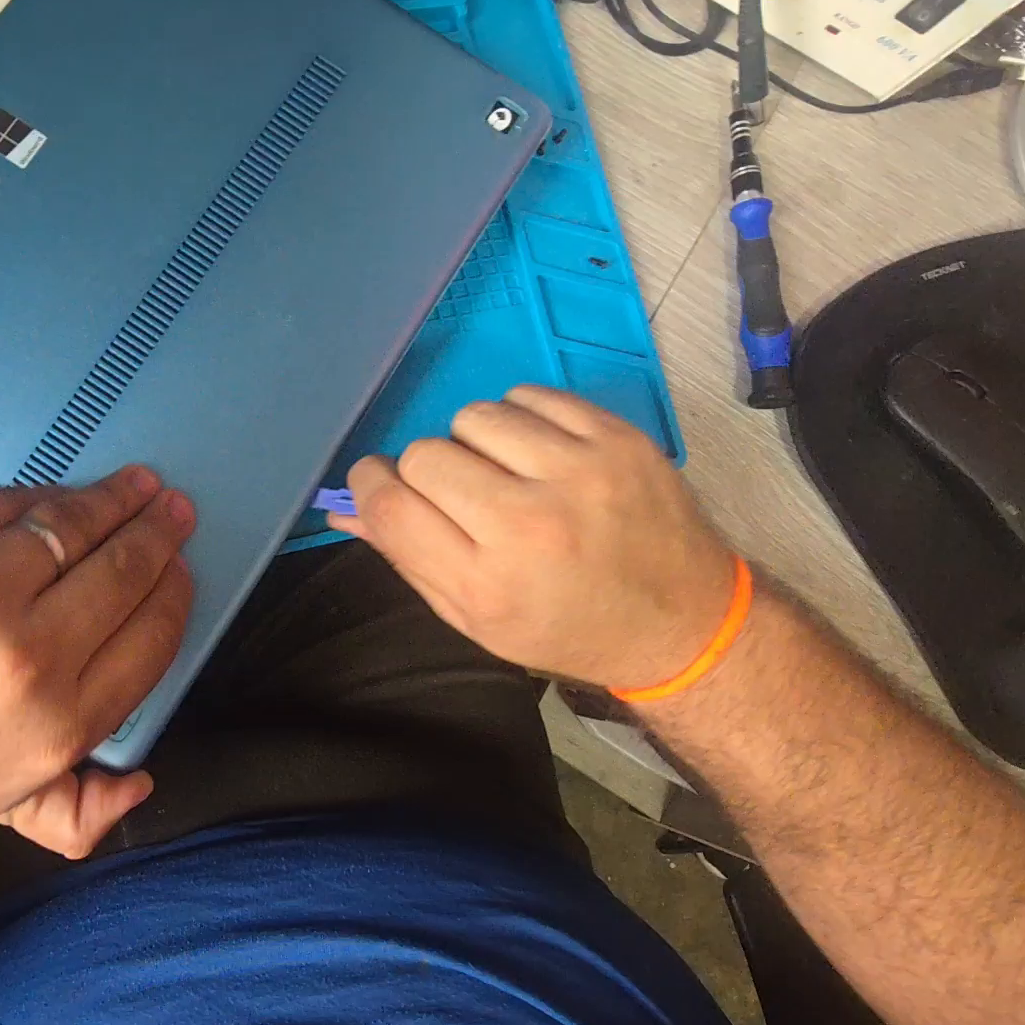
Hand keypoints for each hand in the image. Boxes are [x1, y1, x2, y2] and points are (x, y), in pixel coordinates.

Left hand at [0, 466, 195, 857]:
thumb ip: (74, 811)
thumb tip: (142, 785)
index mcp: (56, 722)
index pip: (150, 638)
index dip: (173, 596)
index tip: (180, 571)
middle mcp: (31, 652)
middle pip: (124, 572)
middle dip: (160, 535)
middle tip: (176, 511)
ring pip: (76, 524)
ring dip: (119, 499)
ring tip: (141, 485)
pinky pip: (15, 502)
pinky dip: (49, 496)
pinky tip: (67, 494)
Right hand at [330, 386, 734, 691]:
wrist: (680, 624)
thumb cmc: (563, 628)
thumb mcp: (474, 618)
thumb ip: (407, 557)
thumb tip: (344, 509)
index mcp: (485, 582)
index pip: (389, 505)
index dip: (370, 486)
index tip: (380, 484)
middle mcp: (528, 524)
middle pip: (424, 455)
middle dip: (425, 472)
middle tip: (459, 496)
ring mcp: (578, 473)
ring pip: (472, 416)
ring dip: (472, 442)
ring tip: (503, 472)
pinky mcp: (616, 438)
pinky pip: (527, 395)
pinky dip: (519, 419)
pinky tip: (539, 452)